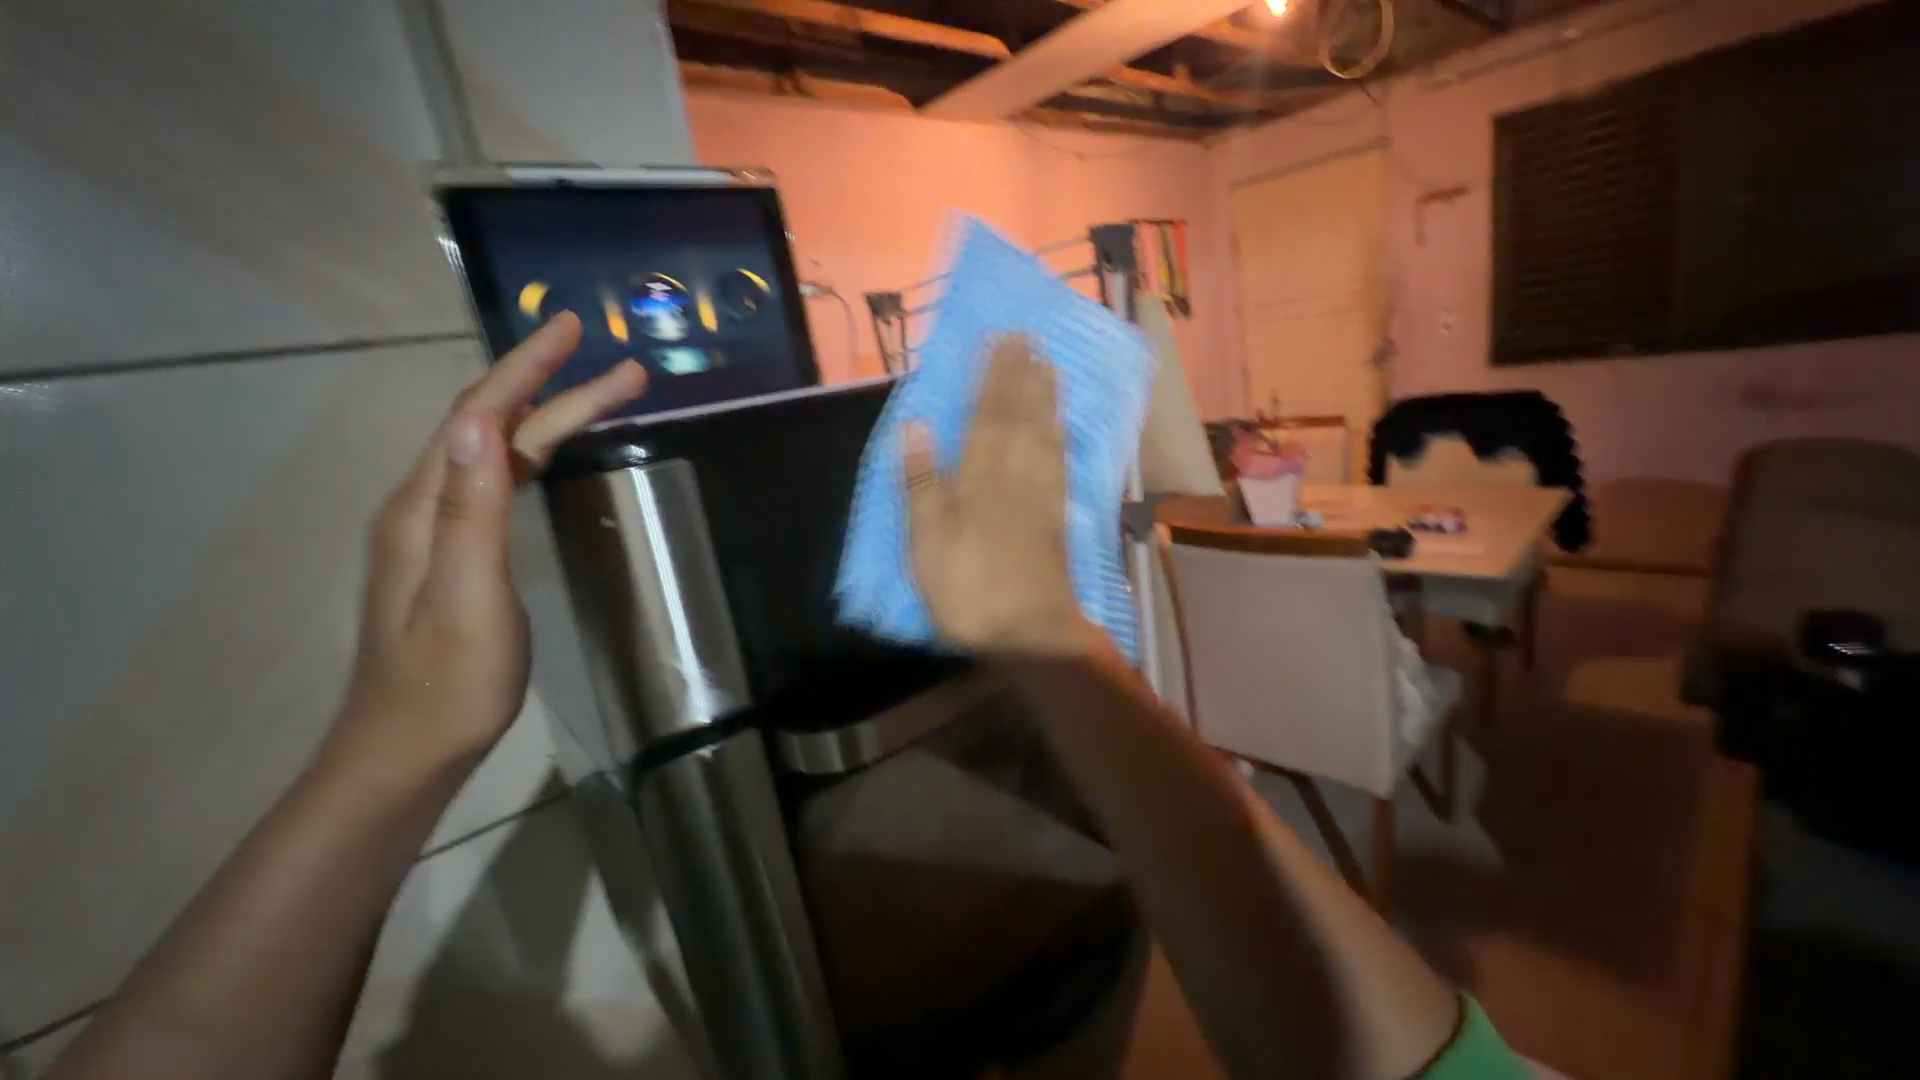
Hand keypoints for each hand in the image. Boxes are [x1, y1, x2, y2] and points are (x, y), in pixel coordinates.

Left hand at [323, 313, 646, 784]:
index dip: (526, 369)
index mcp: (424, 507)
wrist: (408, 749)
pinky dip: (533, 453)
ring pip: (496, 453)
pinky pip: (496, 483)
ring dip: (547, 417)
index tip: (571, 328)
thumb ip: (473, 509)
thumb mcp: (467, 596)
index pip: (477, 415)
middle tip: (620, 366)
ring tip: (601, 395)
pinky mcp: (454, 556)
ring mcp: (437, 532)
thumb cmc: (449, 682)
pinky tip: (550, 454)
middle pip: (491, 427)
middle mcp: (425, 506)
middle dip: (553, 387)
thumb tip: (484, 421)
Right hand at [902, 336, 1100, 655]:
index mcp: (979, 478)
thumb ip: (922, 483)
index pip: (986, 415)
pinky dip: (1059, 435)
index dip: (992, 377)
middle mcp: (1016, 475)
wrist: (1030, 635)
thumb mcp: (927, 543)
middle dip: (1022, 375)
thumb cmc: (967, 591)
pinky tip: (1060, 426)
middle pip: (1020, 416)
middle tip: (1027, 338)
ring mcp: (1042, 495)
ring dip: (1045, 397)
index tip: (999, 341)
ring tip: (1047, 365)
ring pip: (1044, 434)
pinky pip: (1060, 462)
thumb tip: (915, 426)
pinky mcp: (1058, 516)